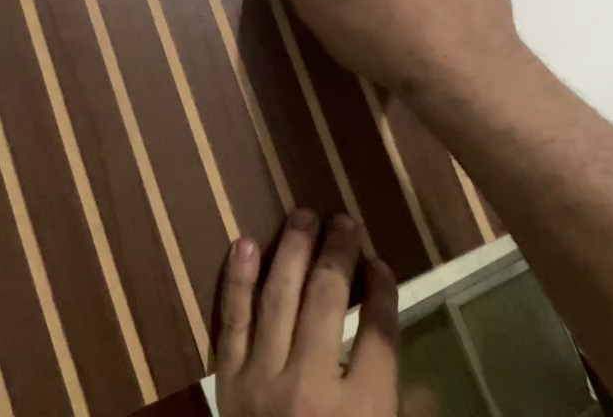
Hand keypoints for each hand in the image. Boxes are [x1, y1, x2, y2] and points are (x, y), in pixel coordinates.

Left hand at [216, 210, 398, 416]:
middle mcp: (312, 387)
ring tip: (304, 216)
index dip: (383, 292)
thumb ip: (384, 389)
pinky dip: (237, 279)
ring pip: (279, 297)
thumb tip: (381, 320)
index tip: (381, 264)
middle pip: (329, 302)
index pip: (379, 333)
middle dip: (339, 255)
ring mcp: (263, 379)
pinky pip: (231, 319)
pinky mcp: (227, 381)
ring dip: (293, 251)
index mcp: (363, 413)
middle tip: (344, 220)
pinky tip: (245, 243)